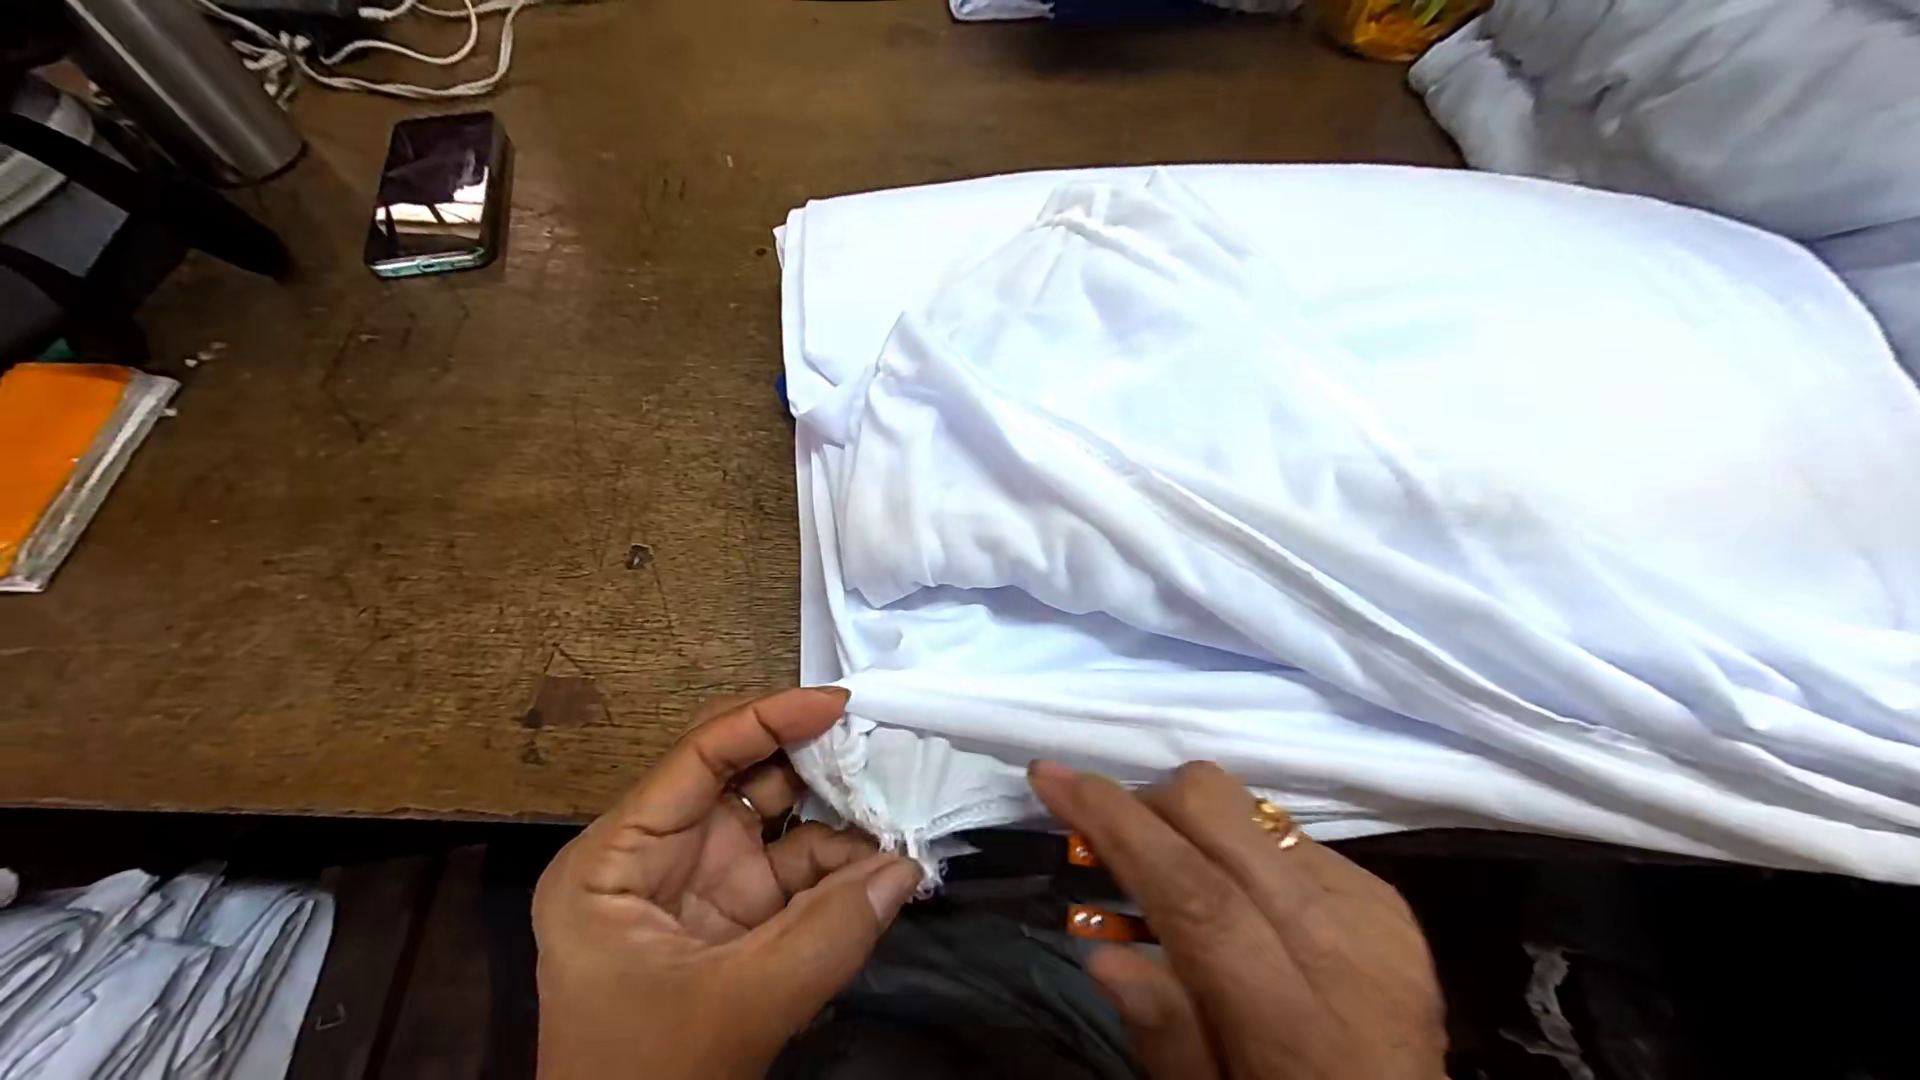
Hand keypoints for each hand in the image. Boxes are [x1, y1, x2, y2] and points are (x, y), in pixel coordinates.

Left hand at [533, 687, 922, 1079]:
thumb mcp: (735, 1010)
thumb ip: (827, 937)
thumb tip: (905, 869)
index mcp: (618, 855)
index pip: (698, 754)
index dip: (769, 717)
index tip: (837, 703)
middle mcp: (658, 846)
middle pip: (739, 768)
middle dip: (807, 751)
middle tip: (870, 738)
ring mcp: (702, 872)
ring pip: (775, 809)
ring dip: (834, 804)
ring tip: (891, 797)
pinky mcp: (739, 902)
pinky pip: (797, 859)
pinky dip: (841, 858)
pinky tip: (883, 863)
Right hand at [1028, 760, 1445, 1079]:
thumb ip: (1165, 1034)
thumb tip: (1099, 953)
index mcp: (1299, 1026)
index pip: (1194, 894)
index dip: (1116, 823)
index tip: (1050, 776)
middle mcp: (1343, 947)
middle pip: (1219, 816)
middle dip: (1142, 802)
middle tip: (1105, 838)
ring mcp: (1370, 911)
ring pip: (1243, 801)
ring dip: (1181, 814)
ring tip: (1162, 859)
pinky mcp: (1382, 894)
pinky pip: (1277, 823)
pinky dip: (1228, 835)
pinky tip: (1224, 881)